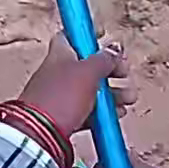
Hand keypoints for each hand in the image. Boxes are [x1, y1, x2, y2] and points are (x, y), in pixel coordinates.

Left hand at [17, 34, 133, 133]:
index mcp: (59, 55)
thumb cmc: (61, 97)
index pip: (70, 36)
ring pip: (90, 90)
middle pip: (87, 66)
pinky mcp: (62, 117)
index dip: (86, 34)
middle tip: (126, 75)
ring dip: (113, 93)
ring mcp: (59, 96)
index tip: (103, 34)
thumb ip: (103, 59)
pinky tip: (116, 115)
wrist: (39, 133)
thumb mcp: (88, 72)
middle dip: (111, 70)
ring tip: (129, 99)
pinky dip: (102, 112)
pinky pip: (86, 111)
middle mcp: (57, 73)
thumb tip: (113, 49)